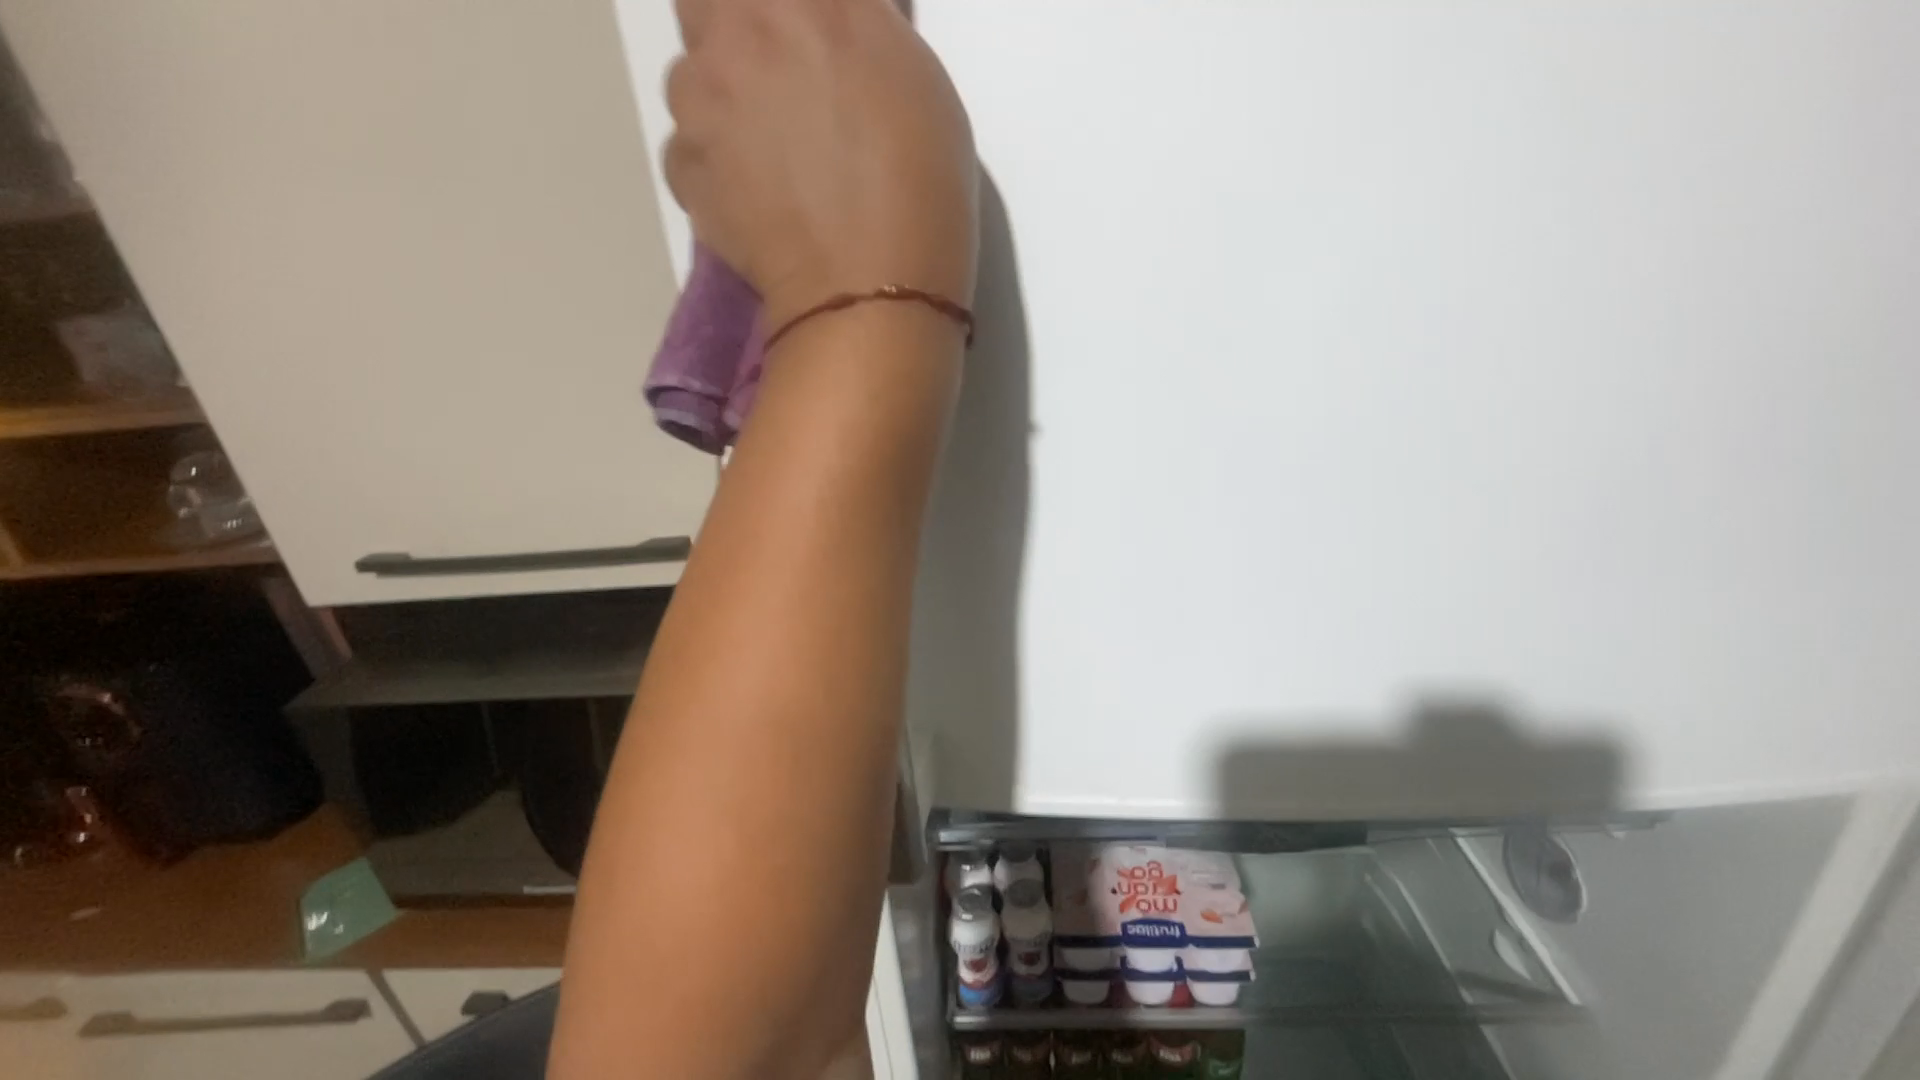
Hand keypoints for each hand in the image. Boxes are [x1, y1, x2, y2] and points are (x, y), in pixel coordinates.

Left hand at [665, 0, 978, 326]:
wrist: (868, 286)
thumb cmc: (918, 183)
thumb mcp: (914, 79)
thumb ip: (860, 32)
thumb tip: (839, 24)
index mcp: (807, 0)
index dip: (778, 12)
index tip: (792, 35)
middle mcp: (738, 31)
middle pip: (704, 3)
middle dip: (730, 31)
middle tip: (771, 79)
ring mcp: (700, 102)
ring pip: (689, 81)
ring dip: (719, 105)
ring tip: (770, 160)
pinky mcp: (683, 168)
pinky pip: (688, 151)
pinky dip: (714, 170)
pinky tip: (757, 202)